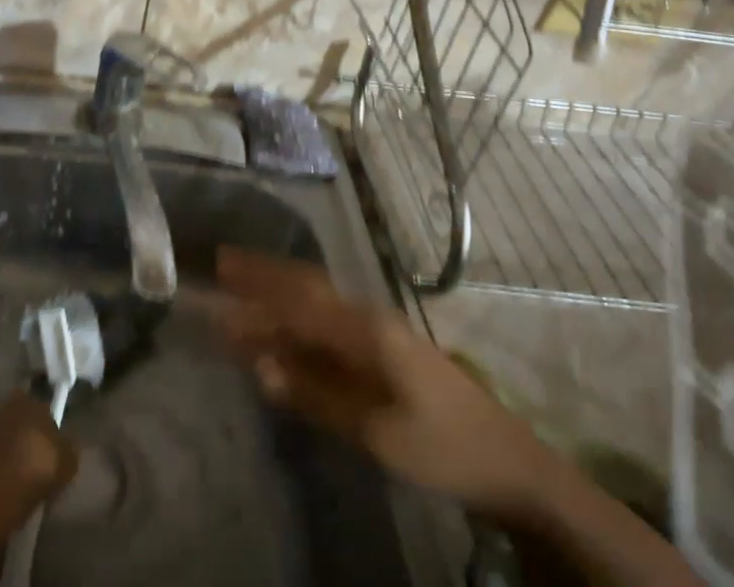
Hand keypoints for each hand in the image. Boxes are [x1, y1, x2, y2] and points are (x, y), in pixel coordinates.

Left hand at [0, 392, 78, 534]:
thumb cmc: (32, 475)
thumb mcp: (67, 465)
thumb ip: (67, 449)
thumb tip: (62, 446)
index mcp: (31, 403)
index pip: (43, 410)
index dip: (48, 430)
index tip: (51, 451)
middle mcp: (3, 405)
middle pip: (18, 419)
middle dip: (24, 435)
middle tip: (33, 462)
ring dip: (4, 447)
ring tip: (12, 475)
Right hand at [214, 246, 561, 519]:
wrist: (513, 467)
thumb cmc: (445, 449)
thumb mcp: (378, 432)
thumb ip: (317, 396)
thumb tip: (260, 366)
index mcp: (368, 333)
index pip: (300, 300)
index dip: (258, 286)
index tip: (219, 268)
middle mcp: (372, 323)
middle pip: (309, 291)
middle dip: (265, 277)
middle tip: (222, 265)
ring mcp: (382, 337)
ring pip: (318, 309)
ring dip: (279, 302)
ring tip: (239, 297)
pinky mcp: (388, 356)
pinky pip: (331, 330)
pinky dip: (300, 326)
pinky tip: (284, 335)